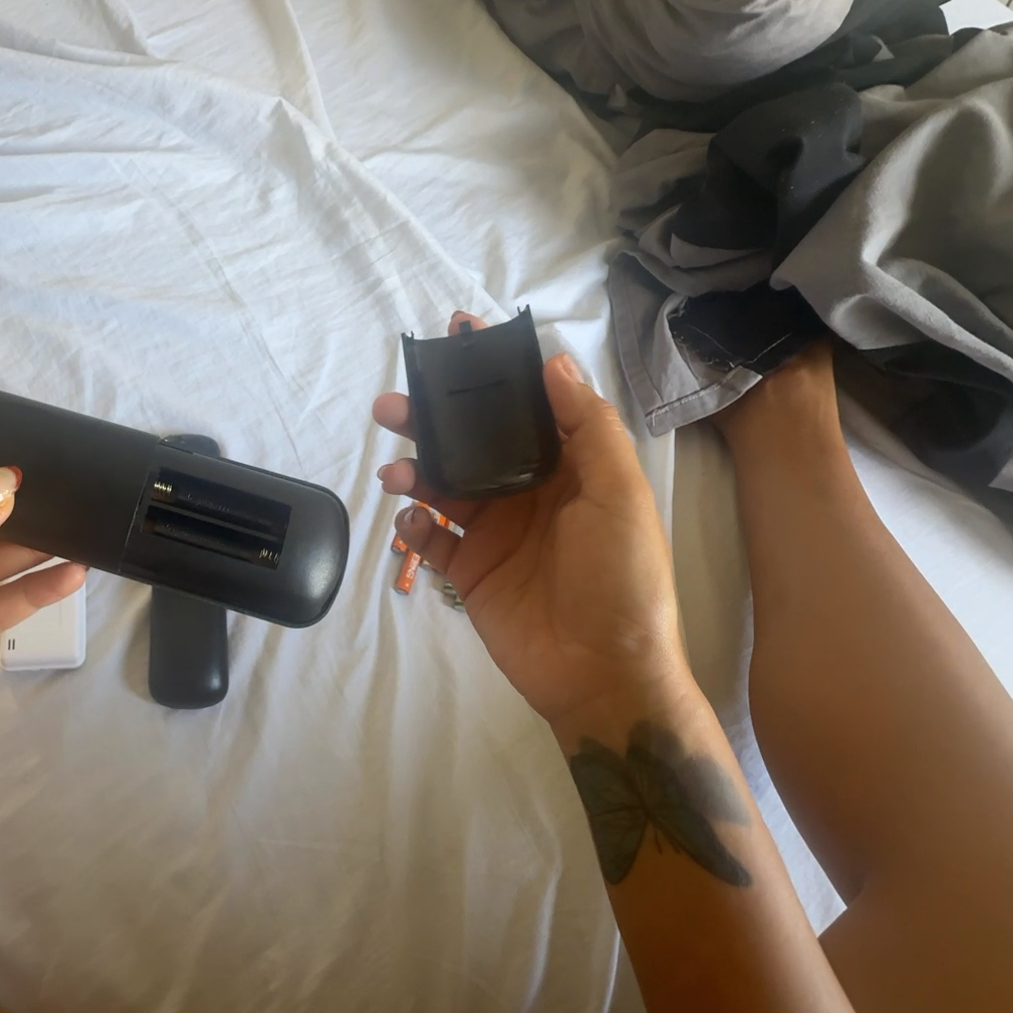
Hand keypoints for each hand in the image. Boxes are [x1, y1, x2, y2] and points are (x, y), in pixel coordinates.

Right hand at [372, 314, 689, 725]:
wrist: (601, 672)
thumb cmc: (621, 578)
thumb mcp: (619, 495)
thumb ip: (589, 428)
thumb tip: (555, 363)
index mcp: (565, 469)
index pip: (521, 409)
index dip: (491, 375)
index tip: (456, 339)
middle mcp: (524, 493)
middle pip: (468, 445)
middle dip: (430, 421)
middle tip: (391, 406)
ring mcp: (492, 532)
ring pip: (440, 487)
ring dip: (412, 472)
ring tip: (393, 473)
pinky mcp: (467, 569)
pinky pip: (430, 537)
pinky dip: (413, 525)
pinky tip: (410, 522)